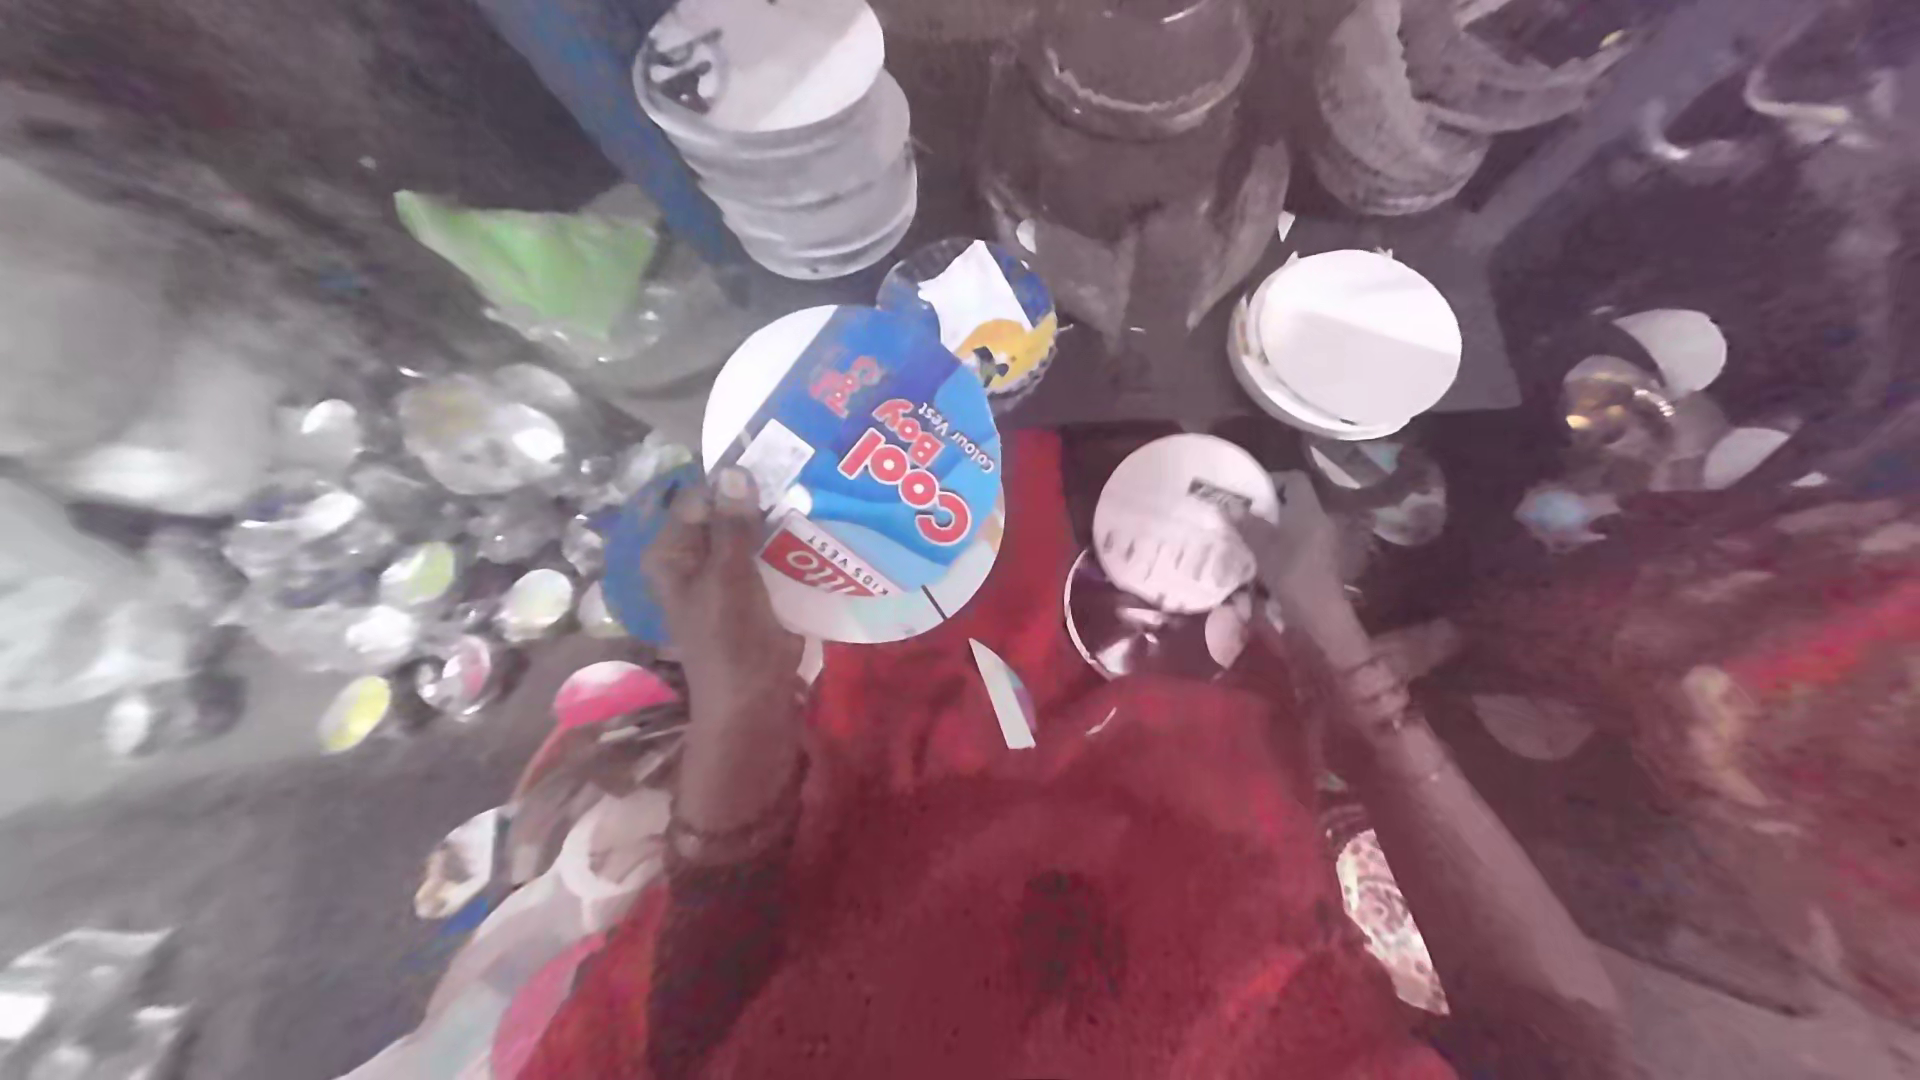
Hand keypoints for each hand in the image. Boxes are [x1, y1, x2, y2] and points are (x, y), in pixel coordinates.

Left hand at [643, 467, 801, 726]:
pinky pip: (768, 554)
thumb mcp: (729, 579)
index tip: (776, 467)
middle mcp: (694, 559)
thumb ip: (732, 527)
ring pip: (751, 533)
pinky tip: (814, 528)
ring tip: (812, 496)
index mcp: (672, 554)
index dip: (734, 484)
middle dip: (759, 500)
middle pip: (726, 514)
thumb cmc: (732, 641)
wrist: (756, 698)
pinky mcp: (754, 588)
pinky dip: (787, 543)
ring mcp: (726, 574)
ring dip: (777, 520)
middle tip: (801, 479)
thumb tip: (734, 471)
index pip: (700, 500)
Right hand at [1231, 472, 1346, 624]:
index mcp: (1307, 510)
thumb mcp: (1262, 546)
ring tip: (1250, 533)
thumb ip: (1247, 523)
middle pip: (1295, 500)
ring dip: (1274, 523)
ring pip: (1296, 520)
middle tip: (1244, 512)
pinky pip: (1300, 537)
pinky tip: (1265, 553)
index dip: (1272, 479)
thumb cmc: (1290, 571)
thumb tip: (1229, 504)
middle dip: (1269, 504)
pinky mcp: (1321, 556)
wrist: (1318, 610)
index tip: (1250, 491)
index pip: (1294, 479)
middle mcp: (1320, 518)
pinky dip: (1282, 539)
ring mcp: (1323, 538)